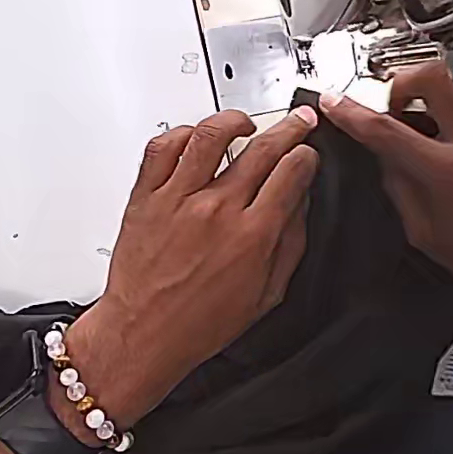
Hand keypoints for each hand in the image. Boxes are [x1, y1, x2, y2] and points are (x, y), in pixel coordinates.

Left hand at [62, 107, 320, 426]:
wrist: (145, 333)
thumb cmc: (199, 322)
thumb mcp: (265, 294)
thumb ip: (289, 244)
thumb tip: (300, 204)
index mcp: (252, 236)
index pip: (291, 172)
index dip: (307, 155)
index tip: (307, 154)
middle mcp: (217, 210)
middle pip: (262, 148)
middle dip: (289, 128)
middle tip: (297, 123)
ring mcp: (178, 199)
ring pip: (210, 134)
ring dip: (236, 120)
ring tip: (245, 123)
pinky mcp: (146, 197)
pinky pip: (162, 147)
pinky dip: (183, 133)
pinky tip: (195, 138)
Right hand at [319, 63, 452, 322]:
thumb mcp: (430, 237)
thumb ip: (402, 190)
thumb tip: (385, 158)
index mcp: (448, 177)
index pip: (384, 130)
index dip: (350, 112)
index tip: (337, 103)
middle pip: (431, 78)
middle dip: (403, 82)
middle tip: (400, 99)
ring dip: (449, 84)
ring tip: (446, 105)